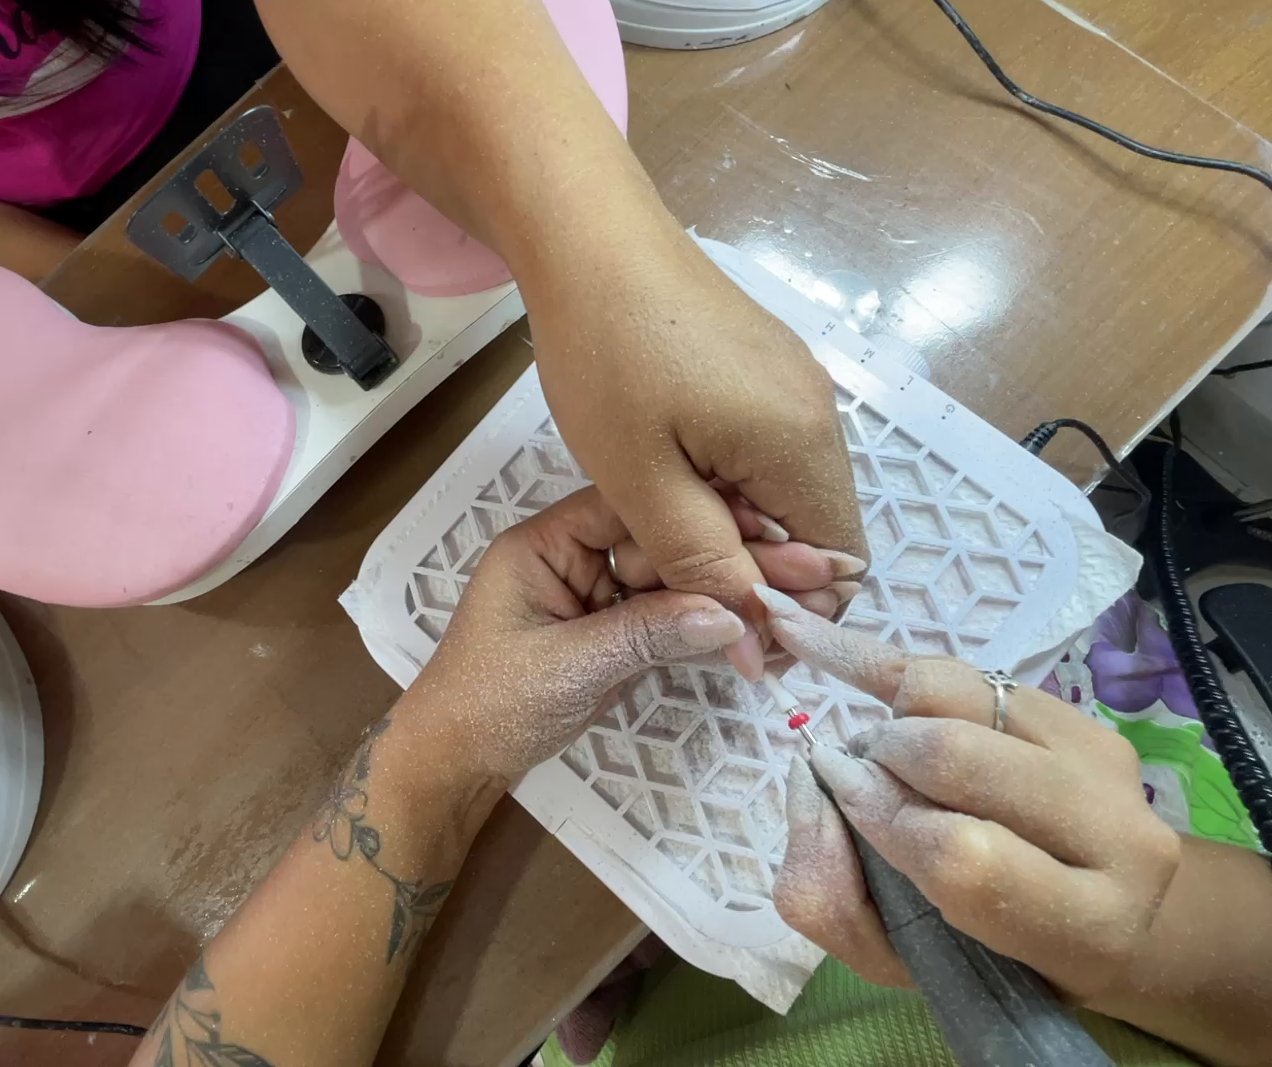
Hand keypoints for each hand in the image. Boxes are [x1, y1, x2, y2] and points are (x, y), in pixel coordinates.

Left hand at [395, 488, 852, 785]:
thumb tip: (736, 615)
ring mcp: (598, 595)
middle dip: (731, 559)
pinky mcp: (614, 631)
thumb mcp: (569, 664)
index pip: (633, 507)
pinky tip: (760, 625)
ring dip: (729, 593)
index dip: (702, 513)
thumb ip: (649, 632)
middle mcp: (576, 556)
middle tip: (813, 568)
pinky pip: (669, 617)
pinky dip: (709, 625)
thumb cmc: (491, 703)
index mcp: (548, 542)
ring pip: (674, 582)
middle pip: (664, 544)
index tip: (771, 523)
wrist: (458, 763)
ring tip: (803, 598)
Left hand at [529, 238, 865, 679]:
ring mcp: (795, 383)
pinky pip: (767, 452)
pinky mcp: (766, 368)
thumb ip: (704, 564)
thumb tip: (755, 643)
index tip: (725, 632)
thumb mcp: (643, 481)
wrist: (589, 241)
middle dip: (757, 573)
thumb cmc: (607, 361)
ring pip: (786, 492)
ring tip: (667, 533)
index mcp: (803, 444)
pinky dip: (732, 486)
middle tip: (677, 583)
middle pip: (817, 529)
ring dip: (737, 530)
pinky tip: (676, 481)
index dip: (791, 613)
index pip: (839, 564)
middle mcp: (819, 413)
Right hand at [761, 587, 1182, 1001]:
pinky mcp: (1065, 707)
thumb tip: (811, 782)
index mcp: (1084, 924)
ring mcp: (1095, 757)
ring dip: (886, 718)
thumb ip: (829, 899)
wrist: (1092, 905)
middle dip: (878, 760)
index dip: (883, 819)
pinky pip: (943, 665)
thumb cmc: (984, 947)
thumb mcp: (899, 961)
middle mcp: (1114, 835)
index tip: (842, 802)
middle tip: (856, 779)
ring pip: (947, 694)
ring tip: (878, 750)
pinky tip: (795, 630)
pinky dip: (859, 652)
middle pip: (955, 755)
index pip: (962, 854)